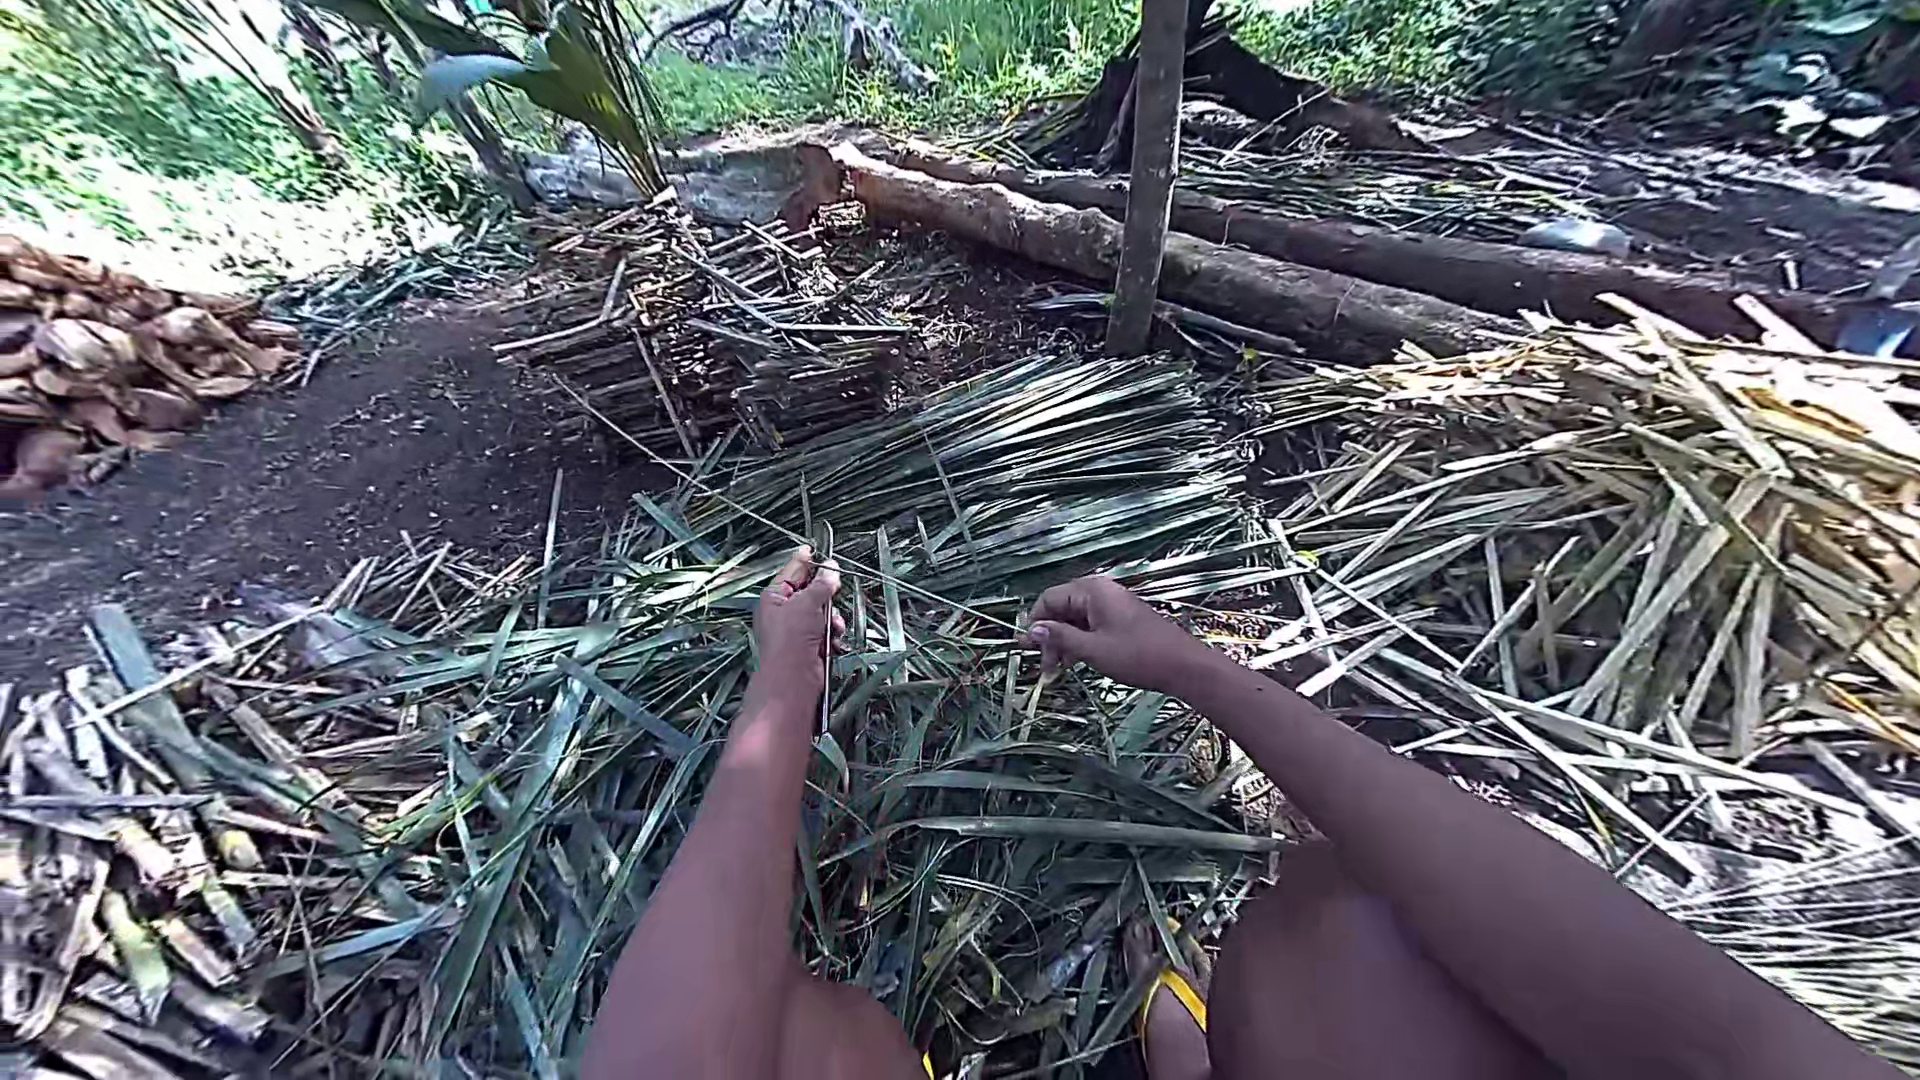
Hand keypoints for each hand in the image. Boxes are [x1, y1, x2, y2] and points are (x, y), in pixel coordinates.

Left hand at [753, 545, 843, 690]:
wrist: (793, 680)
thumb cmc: (790, 642)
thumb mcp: (808, 603)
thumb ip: (822, 584)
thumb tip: (831, 569)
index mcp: (774, 597)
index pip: (793, 570)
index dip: (807, 560)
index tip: (818, 548)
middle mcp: (784, 612)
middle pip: (812, 592)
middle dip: (826, 596)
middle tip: (832, 593)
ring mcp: (797, 629)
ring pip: (824, 612)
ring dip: (832, 619)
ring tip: (830, 628)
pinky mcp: (810, 644)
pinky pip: (828, 631)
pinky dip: (832, 635)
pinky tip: (831, 642)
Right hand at [1019, 576, 1211, 692]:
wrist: (1184, 666)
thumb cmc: (1138, 656)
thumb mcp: (1093, 649)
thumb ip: (1060, 637)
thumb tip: (1032, 630)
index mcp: (1091, 590)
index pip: (1049, 599)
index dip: (1035, 623)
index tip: (1028, 649)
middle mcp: (1099, 591)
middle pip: (1060, 608)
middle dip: (1049, 636)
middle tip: (1044, 665)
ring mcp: (1111, 604)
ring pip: (1074, 619)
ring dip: (1063, 641)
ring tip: (1058, 668)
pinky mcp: (1119, 618)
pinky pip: (1089, 624)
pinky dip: (1079, 640)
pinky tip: (1075, 660)